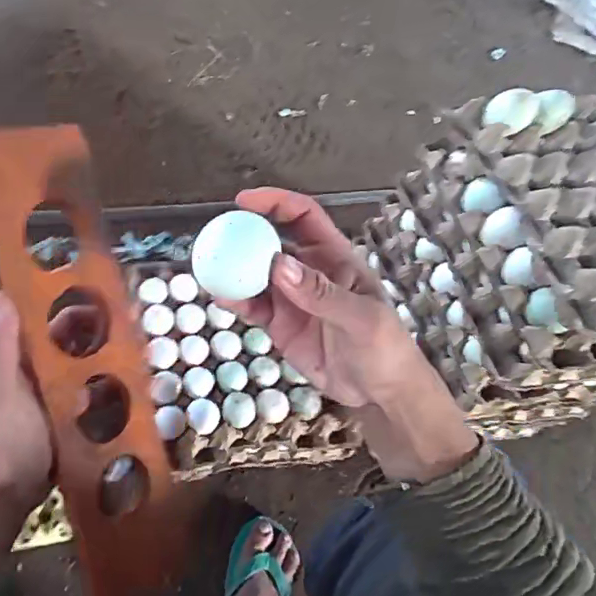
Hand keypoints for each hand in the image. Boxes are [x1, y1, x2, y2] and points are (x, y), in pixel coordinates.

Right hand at [216, 187, 480, 481]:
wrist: (379, 393)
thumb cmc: (385, 348)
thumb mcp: (361, 318)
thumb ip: (321, 292)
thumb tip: (278, 265)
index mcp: (334, 257)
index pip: (303, 217)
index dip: (275, 203)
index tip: (244, 202)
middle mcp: (307, 271)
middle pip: (270, 241)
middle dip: (243, 234)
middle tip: (217, 237)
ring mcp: (290, 298)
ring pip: (254, 274)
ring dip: (233, 268)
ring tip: (210, 266)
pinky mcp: (278, 324)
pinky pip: (251, 306)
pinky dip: (234, 299)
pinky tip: (221, 296)